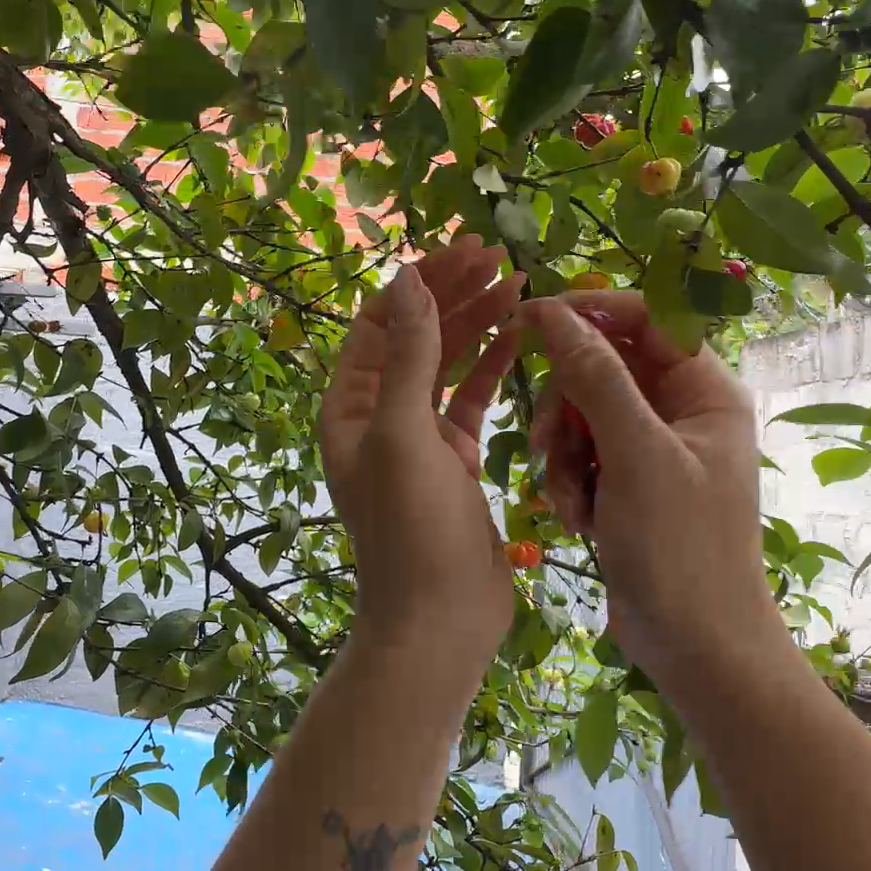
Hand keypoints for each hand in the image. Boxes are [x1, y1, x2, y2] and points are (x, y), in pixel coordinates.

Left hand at [320, 236, 524, 669]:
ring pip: (447, 362)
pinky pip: (472, 397)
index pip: (383, 322)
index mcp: (351, 405)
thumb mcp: (404, 434)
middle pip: (417, 335)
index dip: (421, 282)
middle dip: (455, 293)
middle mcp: (380, 413)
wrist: (440, 619)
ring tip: (519, 284)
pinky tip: (519, 336)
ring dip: (477, 322)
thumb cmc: (413, 529)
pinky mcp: (455, 456)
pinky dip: (493, 365)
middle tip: (501, 256)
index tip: (467, 250)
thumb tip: (406, 277)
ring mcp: (418, 434)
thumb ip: (409, 355)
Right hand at [525, 292, 780, 697]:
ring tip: (573, 498)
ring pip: (581, 413)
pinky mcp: (627, 482)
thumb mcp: (634, 454)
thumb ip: (595, 376)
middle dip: (568, 407)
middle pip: (602, 368)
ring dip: (563, 453)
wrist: (695, 646)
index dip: (590, 313)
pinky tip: (580, 518)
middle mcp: (680, 411)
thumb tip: (553, 310)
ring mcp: (651, 448)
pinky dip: (570, 481)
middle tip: (552, 444)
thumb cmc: (679, 546)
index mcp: (704, 390)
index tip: (534, 318)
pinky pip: (580, 453)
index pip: (645, 317)